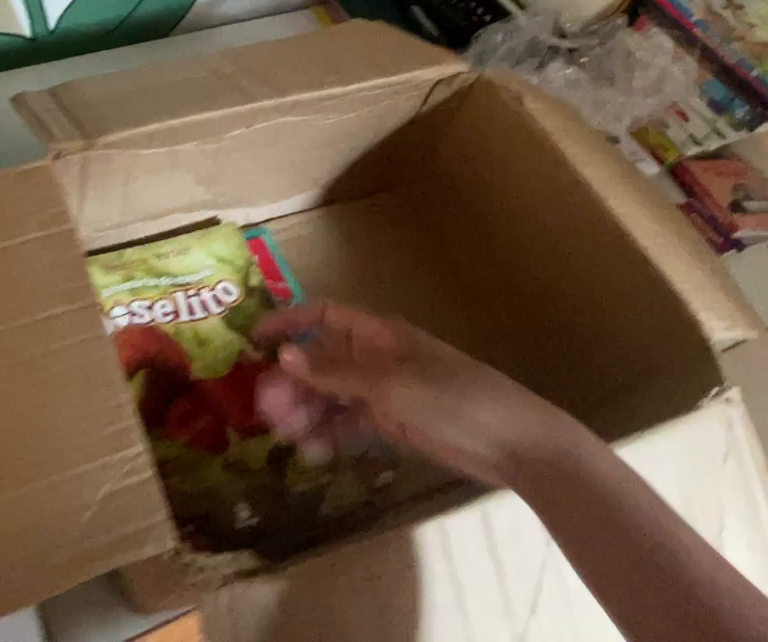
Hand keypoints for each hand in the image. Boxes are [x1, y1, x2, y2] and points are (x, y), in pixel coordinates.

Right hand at [251, 301, 581, 486]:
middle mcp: (374, 357)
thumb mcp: (388, 383)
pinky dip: (330, 435)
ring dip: (306, 411)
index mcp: (376, 334)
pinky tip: (311, 453)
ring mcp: (383, 391)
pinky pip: (350, 423)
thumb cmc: (451, 397)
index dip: (287, 322)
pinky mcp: (393, 422)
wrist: (513, 443)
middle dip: (291, 380)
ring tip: (283, 436)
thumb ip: (335, 372)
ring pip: (331, 395)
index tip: (254, 341)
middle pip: (321, 360)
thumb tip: (284, 356)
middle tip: (264, 408)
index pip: (322, 316)